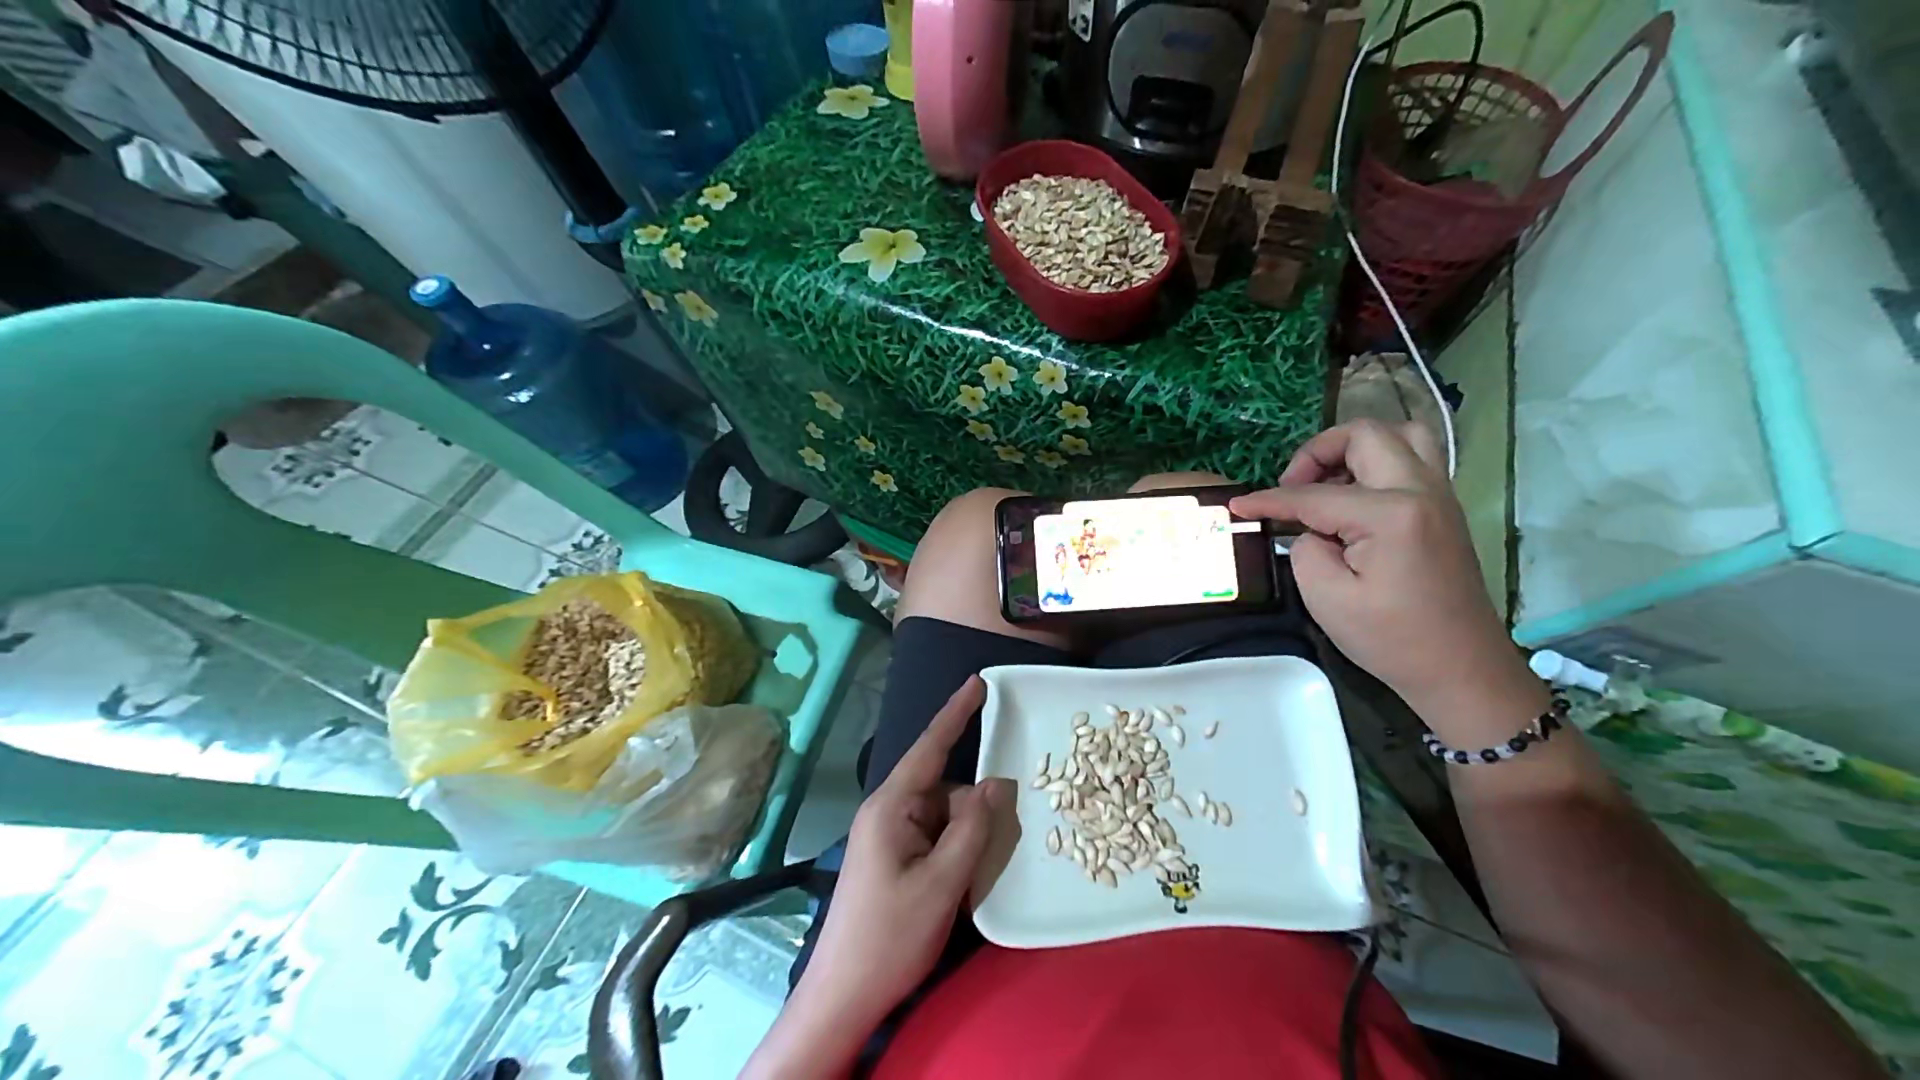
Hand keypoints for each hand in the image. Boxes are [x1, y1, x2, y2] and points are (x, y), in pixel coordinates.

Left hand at [797, 676, 1011, 1025]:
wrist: (843, 994)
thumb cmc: (890, 936)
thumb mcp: (941, 884)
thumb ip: (972, 829)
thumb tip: (996, 784)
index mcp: (892, 806)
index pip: (930, 747)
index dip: (956, 713)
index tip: (979, 682)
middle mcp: (888, 812)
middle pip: (945, 790)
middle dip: (975, 808)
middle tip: (1000, 841)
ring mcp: (889, 836)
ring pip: (944, 817)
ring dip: (966, 837)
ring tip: (975, 877)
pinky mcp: (893, 858)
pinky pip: (935, 838)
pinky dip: (955, 852)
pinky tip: (965, 881)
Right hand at [1230, 421, 1539, 726]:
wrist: (1460, 668)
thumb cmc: (1391, 638)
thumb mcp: (1326, 597)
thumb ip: (1305, 547)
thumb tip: (1310, 529)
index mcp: (1390, 513)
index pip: (1314, 495)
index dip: (1268, 500)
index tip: (1237, 506)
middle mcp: (1421, 490)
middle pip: (1365, 435)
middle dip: (1317, 452)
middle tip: (1292, 487)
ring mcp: (1440, 496)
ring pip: (1399, 435)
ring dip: (1354, 449)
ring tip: (1326, 484)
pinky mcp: (1443, 509)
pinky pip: (1411, 460)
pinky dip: (1376, 464)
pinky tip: (1352, 499)